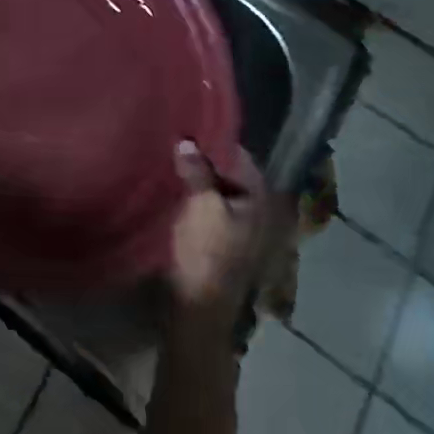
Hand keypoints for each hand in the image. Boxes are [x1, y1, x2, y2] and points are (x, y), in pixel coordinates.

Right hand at [166, 141, 293, 312]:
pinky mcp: (225, 242)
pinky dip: (197, 197)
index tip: (188, 126)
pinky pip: (212, 208)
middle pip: (231, 174)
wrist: (198, 307)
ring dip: (199, 179)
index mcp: (262, 200)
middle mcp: (260, 211)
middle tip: (174, 141)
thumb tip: (186, 142)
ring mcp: (244, 229)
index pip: (242, 157)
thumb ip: (197, 172)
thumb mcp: (201, 206)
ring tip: (171, 161)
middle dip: (205, 159)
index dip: (215, 141)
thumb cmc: (205, 252)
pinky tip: (175, 191)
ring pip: (220, 192)